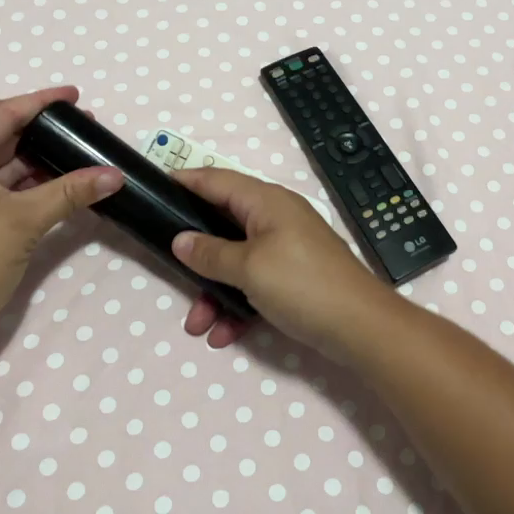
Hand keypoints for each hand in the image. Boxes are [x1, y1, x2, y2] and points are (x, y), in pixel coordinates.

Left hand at [0, 86, 122, 363]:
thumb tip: (115, 174)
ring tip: (71, 158)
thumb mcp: (24, 223)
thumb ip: (70, 192)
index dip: (40, 103)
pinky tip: (43, 189)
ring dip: (27, 164)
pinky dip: (10, 187)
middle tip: (81, 131)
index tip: (74, 96)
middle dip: (37, 135)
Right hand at [170, 168, 392, 359]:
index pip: (216, 180)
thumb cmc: (302, 285)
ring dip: (213, 292)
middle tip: (169, 272)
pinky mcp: (293, 277)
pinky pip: (254, 285)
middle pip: (221, 225)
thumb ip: (210, 253)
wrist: (359, 327)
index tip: (154, 186)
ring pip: (235, 262)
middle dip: (195, 256)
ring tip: (198, 324)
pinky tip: (224, 334)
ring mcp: (285, 248)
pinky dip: (237, 306)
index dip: (185, 181)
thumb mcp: (249, 268)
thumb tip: (181, 240)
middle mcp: (275, 218)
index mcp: (266, 202)